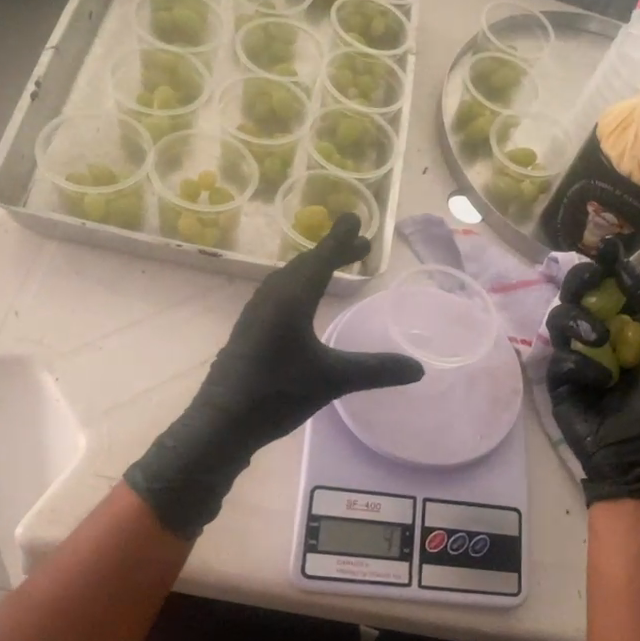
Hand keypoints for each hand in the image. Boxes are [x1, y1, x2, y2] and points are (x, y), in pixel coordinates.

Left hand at [126, 213, 423, 536]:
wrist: (222, 422)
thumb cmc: (277, 393)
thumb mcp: (333, 380)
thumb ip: (376, 370)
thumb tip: (418, 369)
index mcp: (292, 299)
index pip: (321, 259)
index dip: (341, 239)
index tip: (355, 218)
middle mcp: (272, 297)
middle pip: (305, 264)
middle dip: (332, 252)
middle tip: (360, 247)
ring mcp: (256, 313)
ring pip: (288, 278)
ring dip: (314, 268)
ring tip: (334, 268)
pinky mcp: (249, 330)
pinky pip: (278, 293)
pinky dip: (298, 285)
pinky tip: (302, 304)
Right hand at [545, 243, 639, 505]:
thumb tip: (624, 263)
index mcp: (637, 327)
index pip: (614, 285)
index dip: (608, 266)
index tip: (605, 249)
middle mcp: (606, 338)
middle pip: (579, 294)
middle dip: (583, 281)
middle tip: (590, 281)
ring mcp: (580, 360)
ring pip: (561, 319)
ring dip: (581, 321)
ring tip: (599, 340)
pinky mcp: (560, 383)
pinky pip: (560, 357)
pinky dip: (581, 366)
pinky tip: (600, 384)